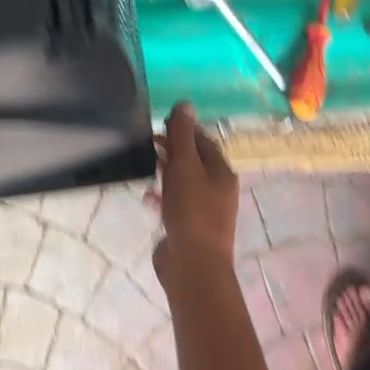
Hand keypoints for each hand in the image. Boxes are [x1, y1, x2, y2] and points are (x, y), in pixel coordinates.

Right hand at [150, 101, 239, 280]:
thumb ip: (182, 136)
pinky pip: (175, 202)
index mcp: (222, 173)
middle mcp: (218, 189)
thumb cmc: (192, 211)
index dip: (183, 128)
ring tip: (146, 167)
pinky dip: (162, 196)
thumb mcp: (185, 167)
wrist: (193, 266)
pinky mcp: (190, 226)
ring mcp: (204, 210)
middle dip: (172, 150)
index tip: (159, 122)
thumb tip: (185, 103)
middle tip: (149, 142)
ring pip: (183, 181)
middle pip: (194, 160)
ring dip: (165, 172)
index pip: (203, 140)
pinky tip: (149, 198)